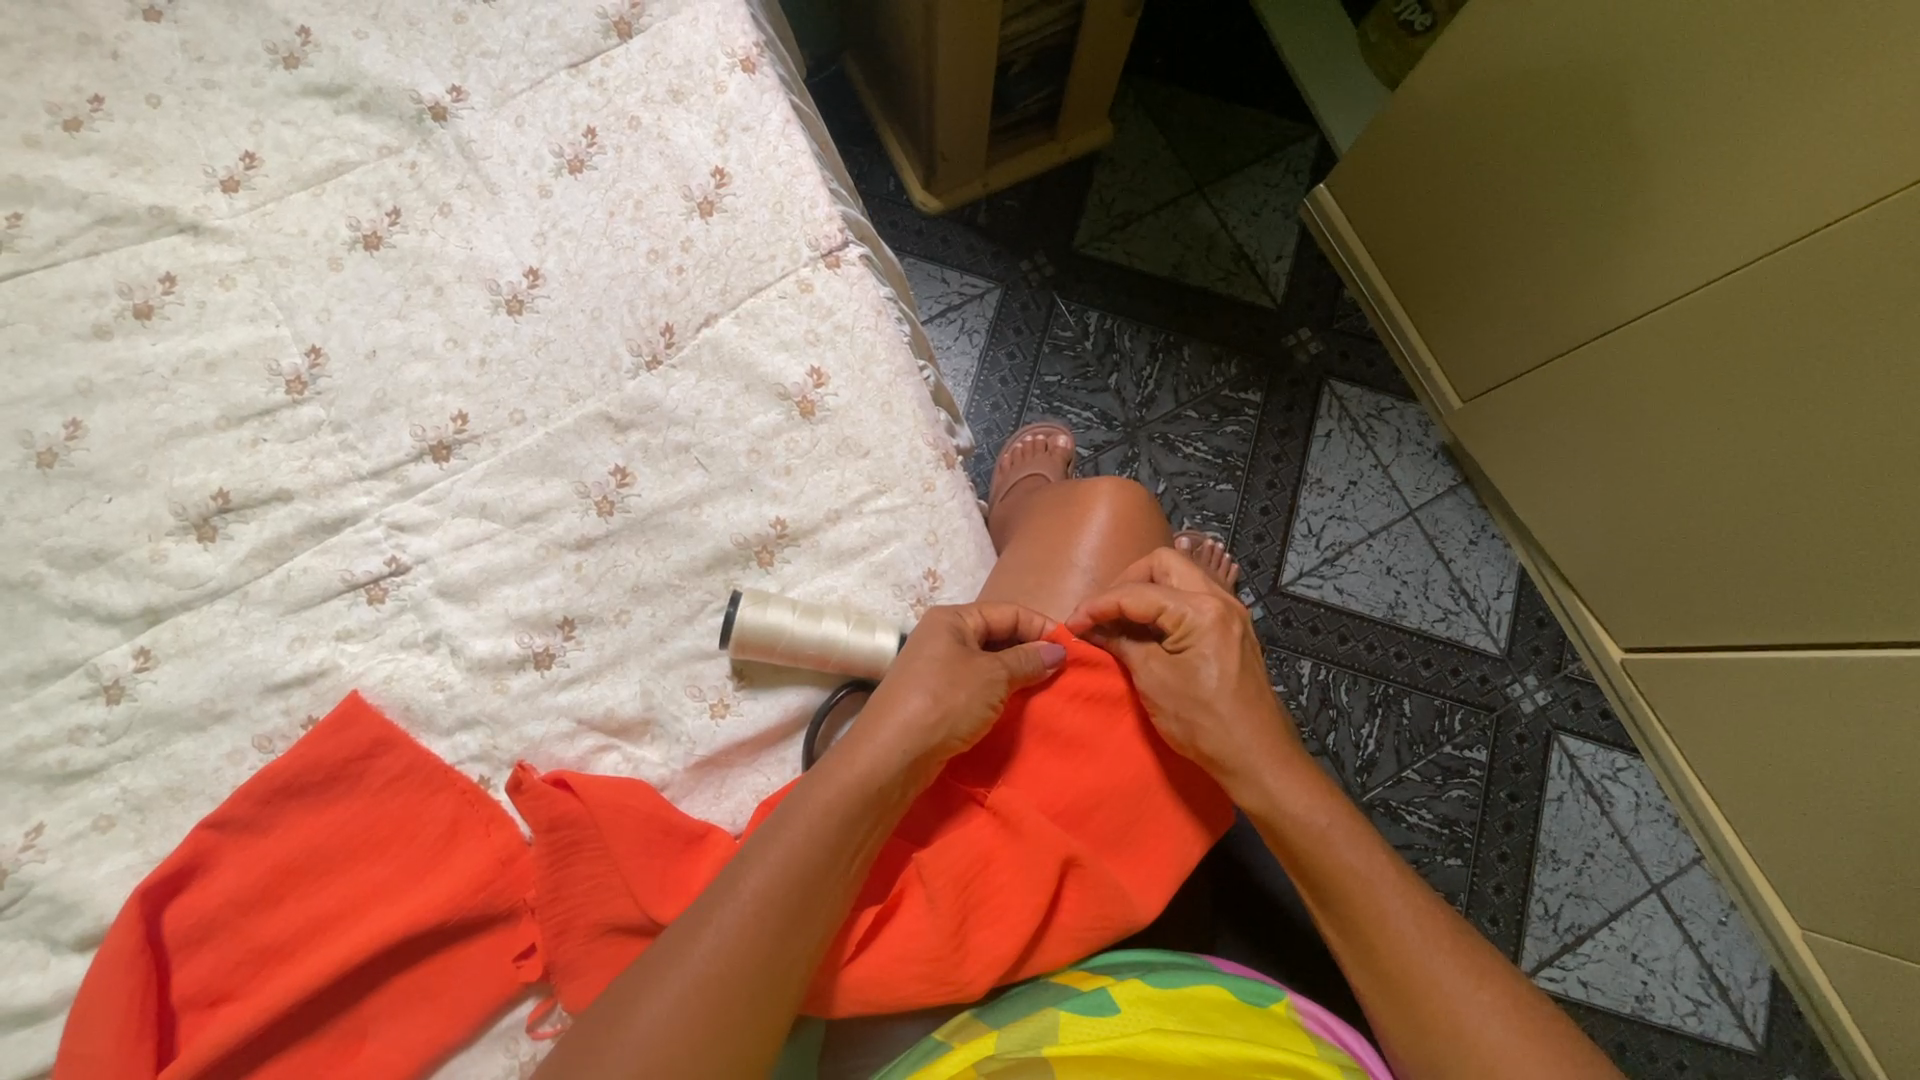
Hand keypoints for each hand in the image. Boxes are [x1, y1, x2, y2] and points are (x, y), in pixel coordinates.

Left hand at [851, 603, 1065, 777]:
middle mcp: (941, 636)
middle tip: (1063, 670)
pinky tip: (1016, 704)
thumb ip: (1027, 660)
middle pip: (996, 634)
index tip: (1071, 648)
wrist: (893, 752)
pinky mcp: (934, 696)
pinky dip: (997, 691)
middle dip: (1029, 650)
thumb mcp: (993, 676)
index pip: (1007, 612)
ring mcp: (935, 667)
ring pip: (986, 662)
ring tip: (1046, 687)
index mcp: (952, 619)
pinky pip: (975, 684)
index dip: (1040, 627)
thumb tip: (1057, 651)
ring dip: (1015, 672)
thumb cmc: (945, 701)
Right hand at [1064, 548, 1306, 794]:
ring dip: (1147, 589)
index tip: (1073, 622)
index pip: (1136, 592)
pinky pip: (1193, 595)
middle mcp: (1220, 598)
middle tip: (1104, 612)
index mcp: (1201, 610)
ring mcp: (1230, 611)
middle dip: (1126, 582)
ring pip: (1180, 575)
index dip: (1098, 604)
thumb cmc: (1202, 722)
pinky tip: (1148, 628)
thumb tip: (1088, 628)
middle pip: (1163, 563)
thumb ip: (1120, 643)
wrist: (1257, 756)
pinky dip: (1166, 603)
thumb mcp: (1153, 680)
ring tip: (1121, 620)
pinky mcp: (1232, 627)